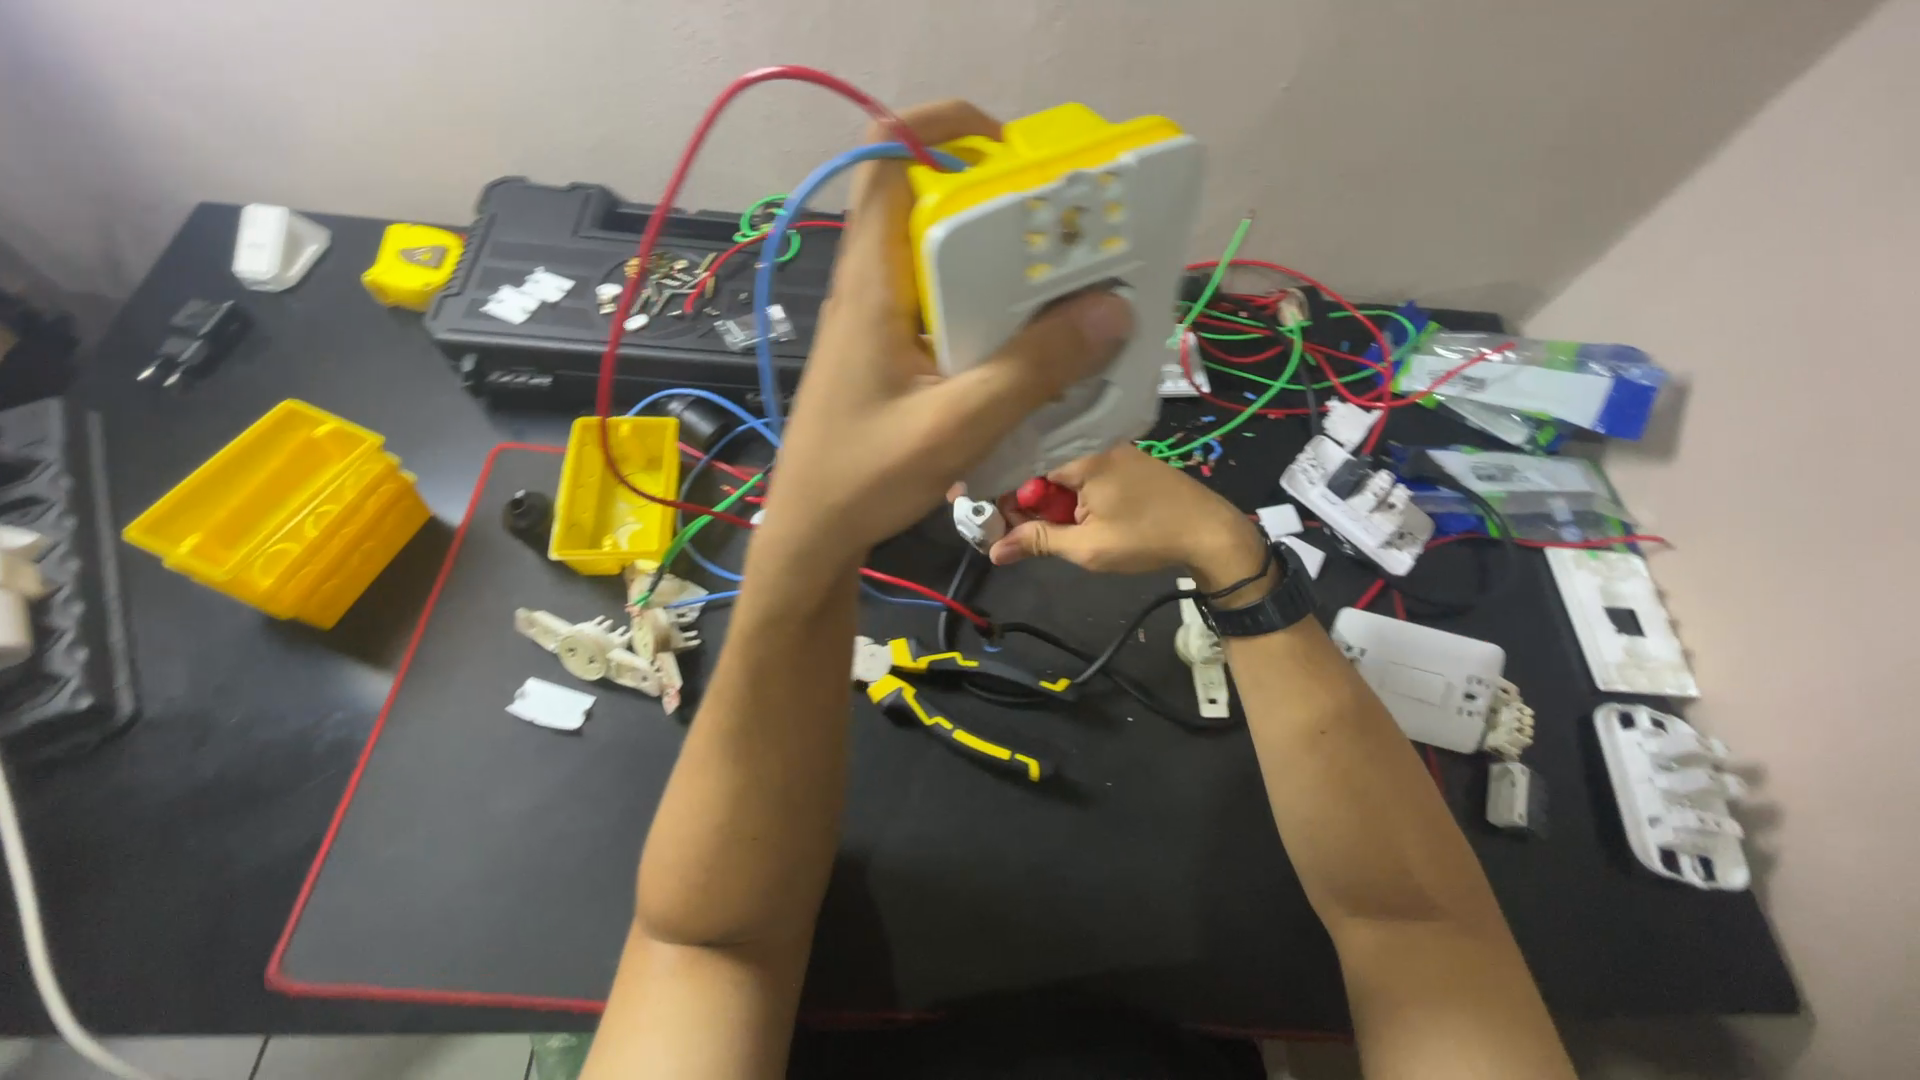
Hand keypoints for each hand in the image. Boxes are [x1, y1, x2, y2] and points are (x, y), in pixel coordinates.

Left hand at [754, 101, 1134, 567]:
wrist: (812, 530)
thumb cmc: (865, 476)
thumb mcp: (957, 426)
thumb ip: (1032, 371)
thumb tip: (1110, 311)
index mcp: (872, 283)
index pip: (885, 158)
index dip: (940, 127)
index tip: (1006, 147)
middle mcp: (869, 288)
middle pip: (924, 204)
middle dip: (993, 200)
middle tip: (1059, 229)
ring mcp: (875, 323)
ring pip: (935, 259)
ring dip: (994, 260)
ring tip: (1057, 285)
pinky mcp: (885, 355)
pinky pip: (937, 306)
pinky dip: (982, 307)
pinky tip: (1022, 345)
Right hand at [987, 445, 1271, 600]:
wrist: (1211, 533)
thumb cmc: (1147, 538)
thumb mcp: (1088, 547)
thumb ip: (1038, 543)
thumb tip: (994, 551)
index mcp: (1082, 456)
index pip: (1023, 468)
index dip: (1004, 497)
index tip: (994, 525)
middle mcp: (1093, 443)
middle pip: (1041, 468)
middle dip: (1027, 501)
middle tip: (1020, 535)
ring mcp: (1111, 450)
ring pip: (1061, 472)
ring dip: (1050, 501)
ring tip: (1046, 531)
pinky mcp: (1124, 460)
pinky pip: (1082, 472)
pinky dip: (1071, 495)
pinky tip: (1071, 518)